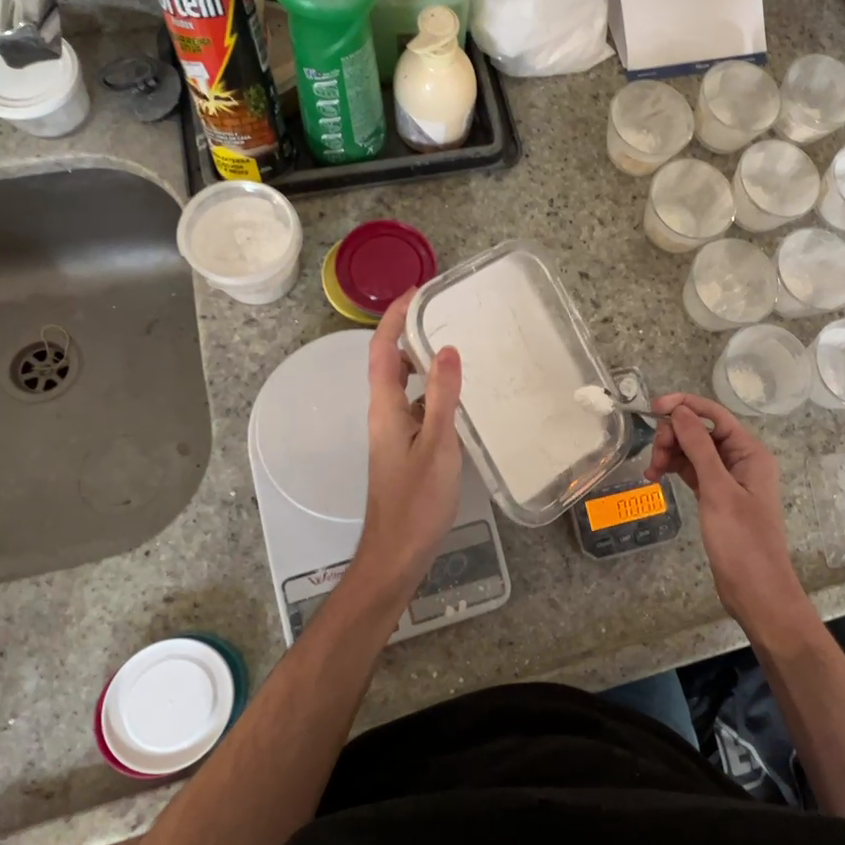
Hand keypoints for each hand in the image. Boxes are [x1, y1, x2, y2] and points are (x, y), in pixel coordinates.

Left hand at [354, 290, 463, 591]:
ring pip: (405, 386)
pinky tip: (461, 397)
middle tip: (444, 313)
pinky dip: (434, 392)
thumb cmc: (416, 502)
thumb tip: (448, 349)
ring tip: (458, 345)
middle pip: (390, 362)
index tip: (418, 292)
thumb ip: (443, 397)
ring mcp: (395, 433)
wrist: (397, 553)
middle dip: (410, 332)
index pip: (383, 349)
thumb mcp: (437, 445)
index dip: (395, 317)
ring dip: (423, 362)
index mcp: (385, 408)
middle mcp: (385, 415)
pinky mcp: (406, 449)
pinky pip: (418, 407)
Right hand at [646, 393, 807, 628]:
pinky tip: (657, 478)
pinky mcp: (717, 497)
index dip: (684, 405)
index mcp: (750, 452)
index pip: (715, 414)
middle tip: (653, 458)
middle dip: (674, 436)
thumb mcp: (717, 490)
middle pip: (701, 431)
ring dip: (671, 454)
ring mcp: (729, 480)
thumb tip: (679, 411)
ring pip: (694, 452)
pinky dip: (675, 471)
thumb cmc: (742, 541)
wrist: (757, 591)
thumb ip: (698, 447)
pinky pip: (693, 472)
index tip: (653, 408)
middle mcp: (741, 460)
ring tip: (651, 473)